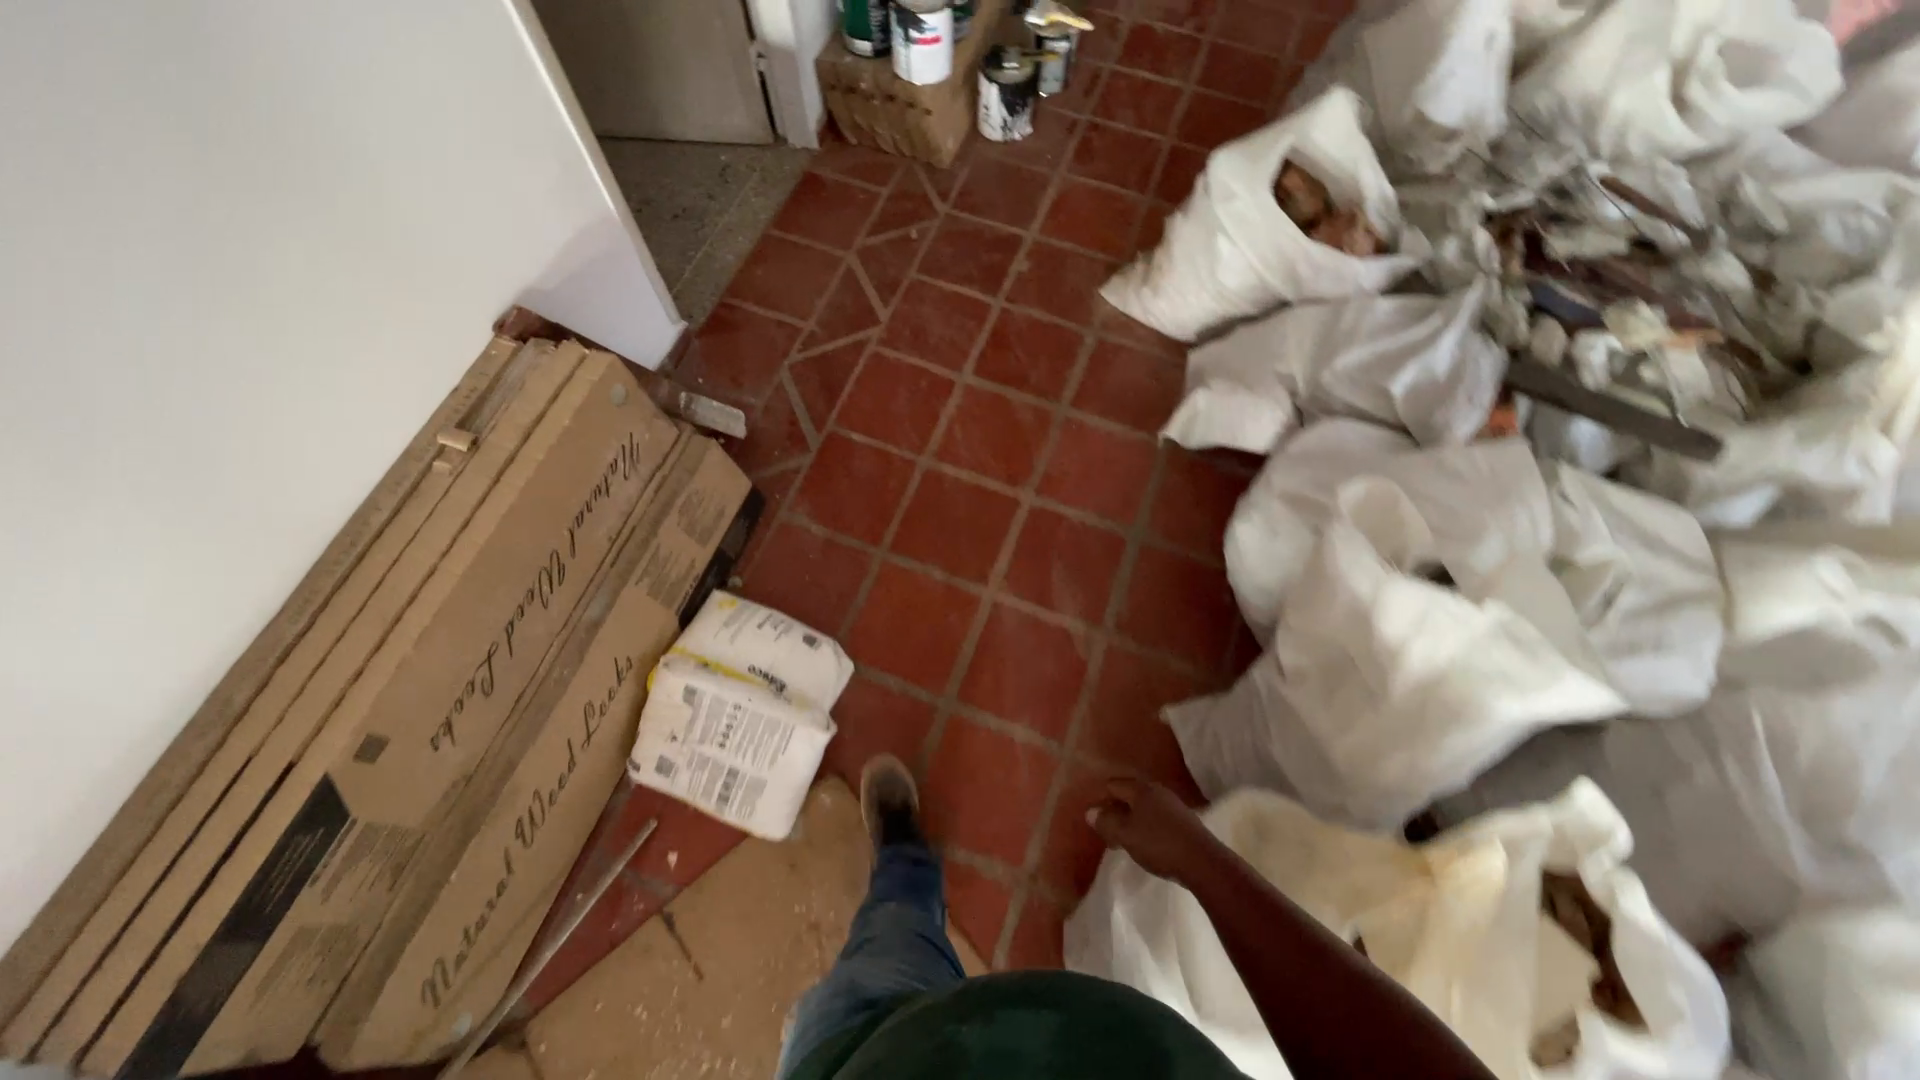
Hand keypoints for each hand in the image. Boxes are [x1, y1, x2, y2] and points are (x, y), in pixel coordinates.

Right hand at [1088, 777, 1219, 886]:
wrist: (1203, 862)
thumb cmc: (1158, 844)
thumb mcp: (1125, 834)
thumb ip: (1106, 822)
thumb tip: (1090, 811)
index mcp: (1142, 789)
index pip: (1114, 785)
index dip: (1102, 800)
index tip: (1096, 820)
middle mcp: (1158, 791)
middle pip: (1130, 796)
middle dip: (1117, 812)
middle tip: (1107, 833)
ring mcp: (1174, 806)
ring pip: (1144, 808)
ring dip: (1132, 822)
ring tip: (1125, 842)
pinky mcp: (1185, 822)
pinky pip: (1158, 819)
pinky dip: (1147, 828)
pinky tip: (1147, 845)